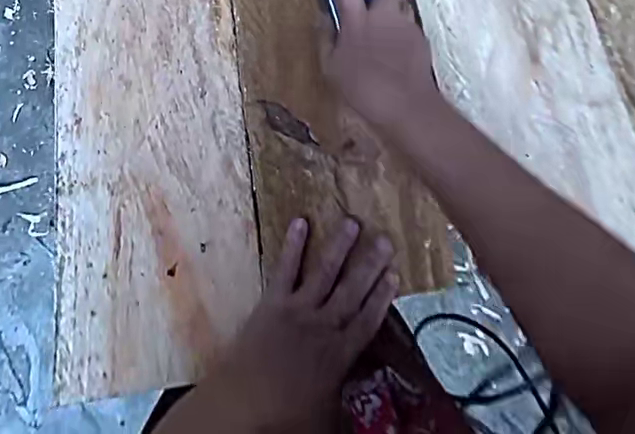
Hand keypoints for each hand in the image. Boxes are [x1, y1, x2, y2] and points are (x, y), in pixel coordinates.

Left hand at [204, 218, 396, 430]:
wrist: (238, 409)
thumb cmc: (282, 420)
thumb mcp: (325, 422)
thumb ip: (346, 409)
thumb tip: (371, 421)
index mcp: (338, 355)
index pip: (367, 321)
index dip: (383, 298)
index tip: (395, 274)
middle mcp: (323, 326)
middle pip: (352, 291)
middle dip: (370, 265)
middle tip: (386, 238)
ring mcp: (298, 310)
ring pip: (325, 273)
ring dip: (340, 247)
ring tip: (352, 221)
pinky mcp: (272, 303)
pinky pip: (285, 270)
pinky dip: (293, 246)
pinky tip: (300, 222)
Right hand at [323, 0, 445, 131]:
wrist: (406, 106)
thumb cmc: (364, 90)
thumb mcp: (332, 69)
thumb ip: (326, 39)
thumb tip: (323, 19)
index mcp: (357, 20)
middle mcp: (384, 15)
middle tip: (370, 3)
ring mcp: (405, 24)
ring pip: (402, 2)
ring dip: (393, 10)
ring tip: (383, 31)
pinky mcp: (421, 36)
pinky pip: (410, 24)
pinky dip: (403, 31)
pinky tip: (396, 50)